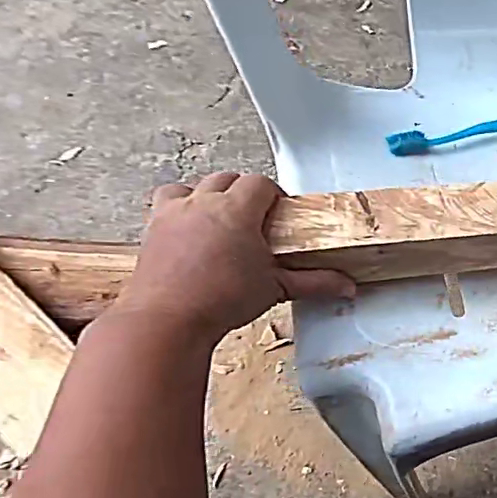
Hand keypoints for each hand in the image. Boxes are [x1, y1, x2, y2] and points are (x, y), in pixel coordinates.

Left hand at [113, 172, 355, 340]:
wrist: (167, 319)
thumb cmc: (219, 298)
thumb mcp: (278, 288)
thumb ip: (317, 282)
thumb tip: (345, 286)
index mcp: (235, 211)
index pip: (259, 183)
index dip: (275, 194)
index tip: (282, 211)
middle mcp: (200, 205)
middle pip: (226, 178)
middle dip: (244, 191)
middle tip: (259, 215)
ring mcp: (170, 215)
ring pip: (189, 186)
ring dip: (207, 194)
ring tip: (222, 216)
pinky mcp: (150, 231)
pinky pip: (164, 205)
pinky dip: (179, 209)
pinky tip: (193, 230)